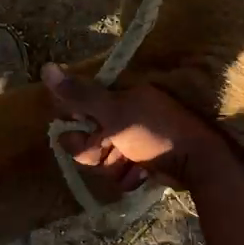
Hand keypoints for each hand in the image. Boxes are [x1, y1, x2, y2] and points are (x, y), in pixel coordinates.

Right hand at [41, 64, 241, 189]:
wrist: (197, 163)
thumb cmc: (155, 131)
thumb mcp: (115, 112)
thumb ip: (81, 95)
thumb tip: (45, 68)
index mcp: (119, 96)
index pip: (80, 111)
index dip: (79, 127)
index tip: (87, 132)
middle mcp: (124, 116)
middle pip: (88, 141)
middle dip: (97, 153)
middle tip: (115, 149)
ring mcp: (133, 142)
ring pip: (103, 162)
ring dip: (115, 167)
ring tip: (134, 163)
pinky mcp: (143, 163)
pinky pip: (121, 175)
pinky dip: (130, 177)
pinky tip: (143, 174)